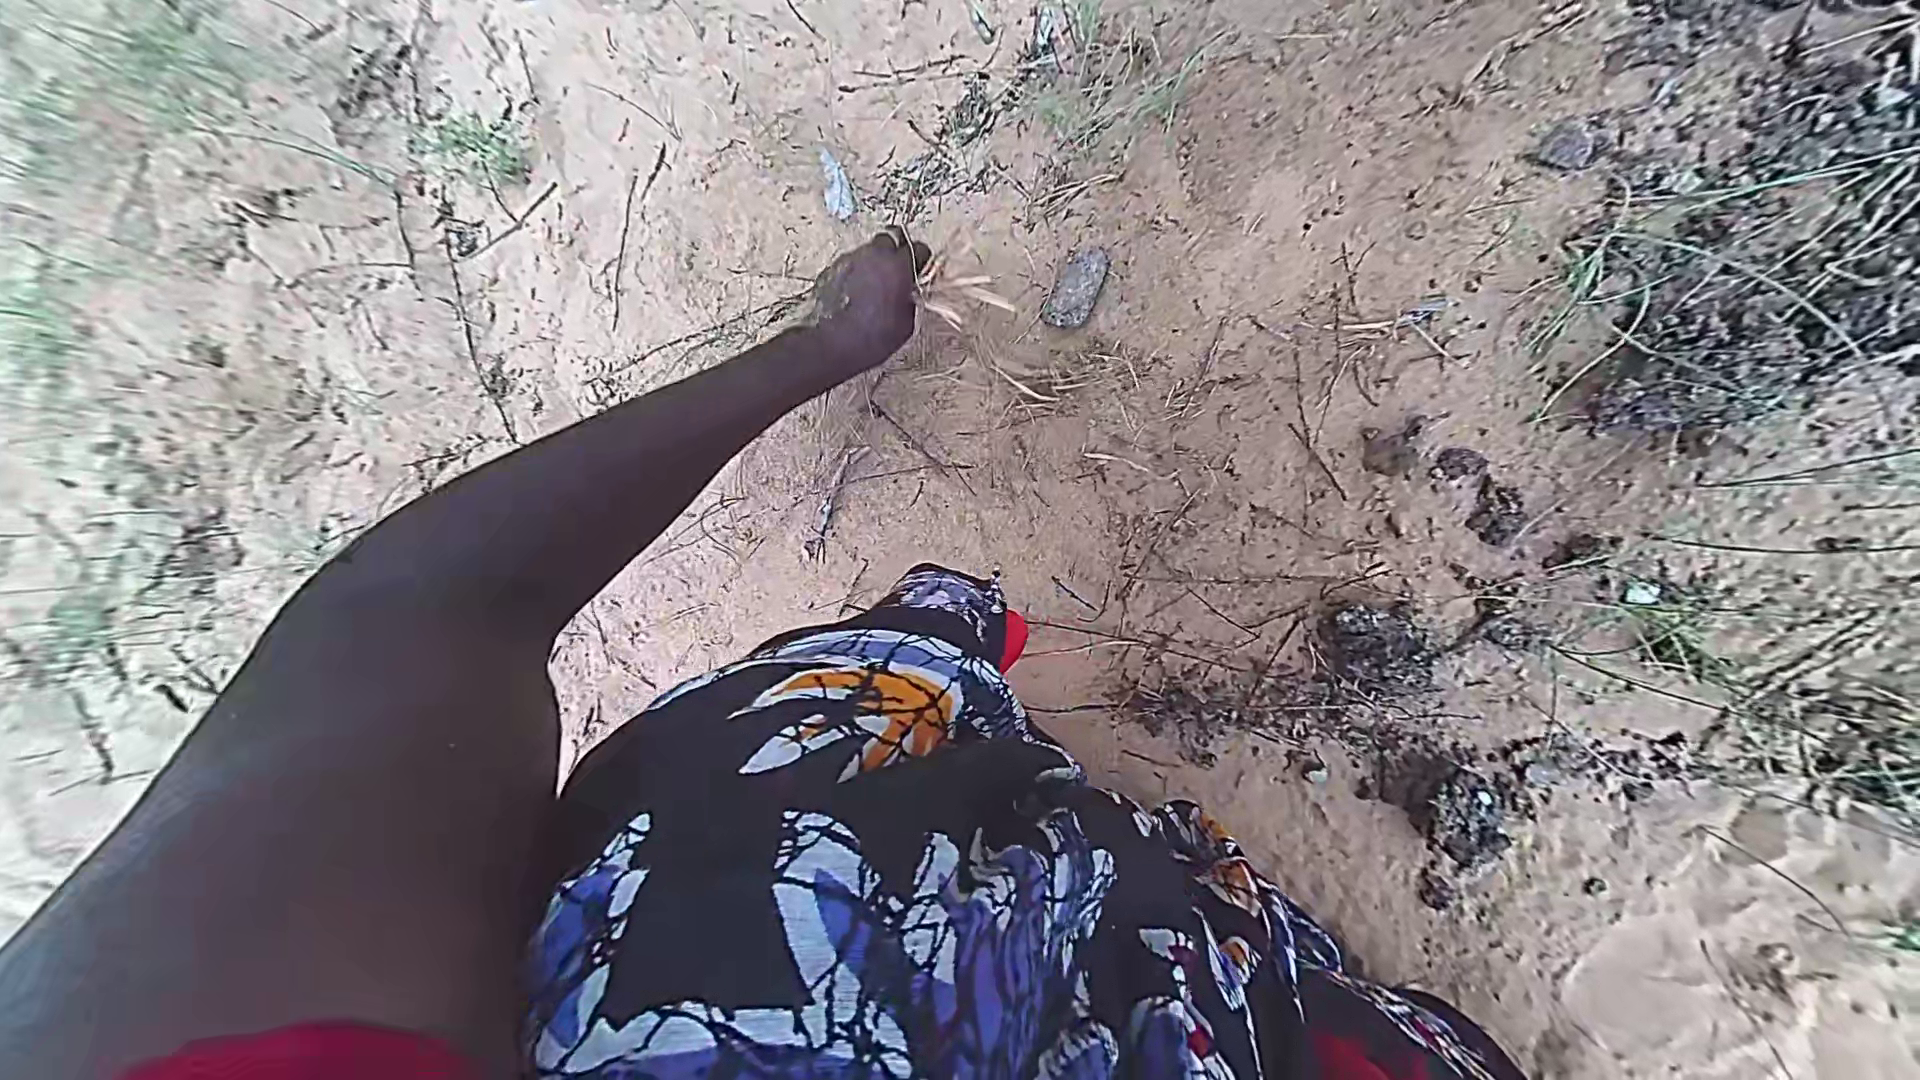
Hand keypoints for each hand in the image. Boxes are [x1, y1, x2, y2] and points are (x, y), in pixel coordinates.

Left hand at [811, 229, 930, 368]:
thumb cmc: (872, 338)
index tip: (920, 270)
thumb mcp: (906, 324)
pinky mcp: (832, 268)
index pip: (918, 248)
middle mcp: (874, 255)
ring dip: (875, 262)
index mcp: (898, 266)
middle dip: (897, 251)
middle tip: (898, 270)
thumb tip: (909, 295)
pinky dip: (857, 273)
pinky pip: (850, 263)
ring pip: (869, 250)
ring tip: (876, 286)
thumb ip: (910, 300)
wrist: (834, 344)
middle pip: (891, 238)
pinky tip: (857, 293)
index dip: (921, 260)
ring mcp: (850, 259)